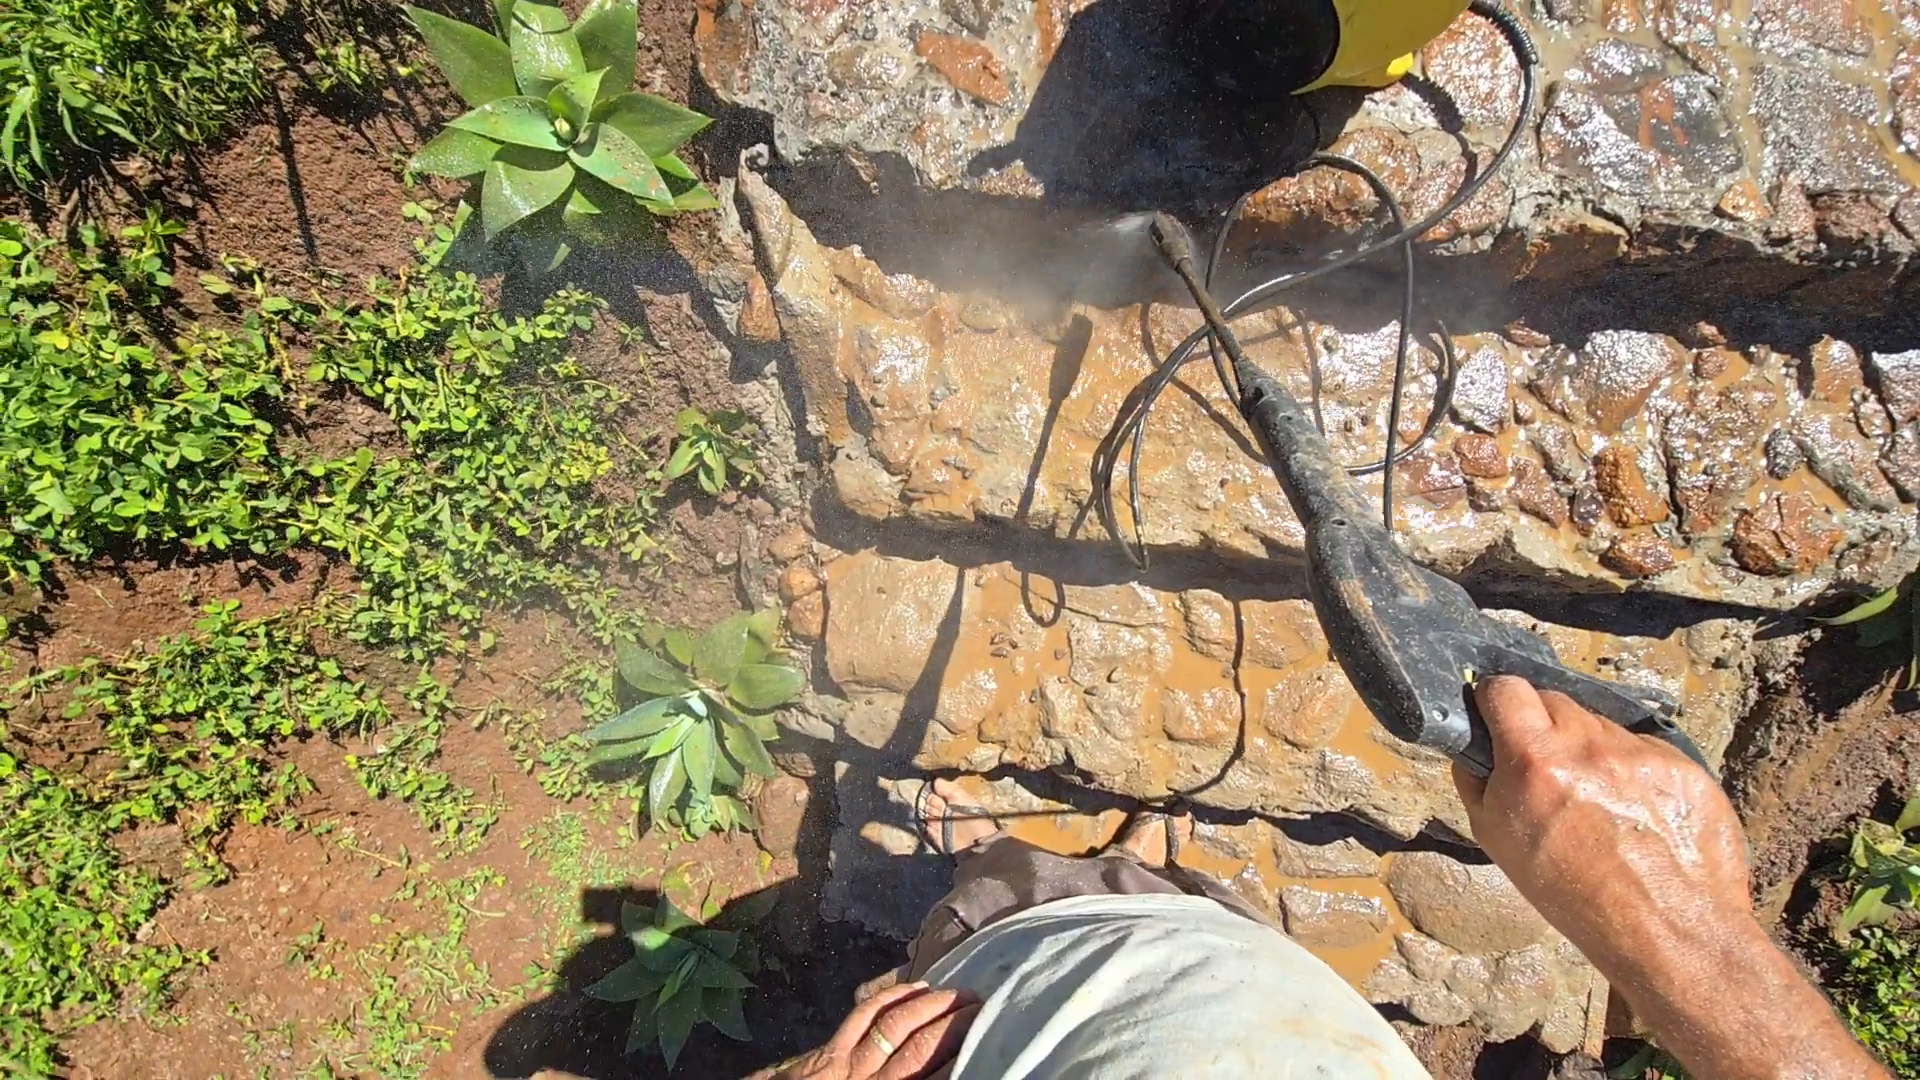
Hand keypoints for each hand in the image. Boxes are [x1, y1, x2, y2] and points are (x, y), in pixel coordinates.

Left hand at [772, 982, 978, 1079]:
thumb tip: (938, 1068)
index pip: (928, 1070)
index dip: (958, 1046)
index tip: (985, 1027)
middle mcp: (867, 1079)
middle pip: (918, 1046)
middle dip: (951, 1022)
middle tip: (980, 1003)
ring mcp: (845, 1063)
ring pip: (894, 1024)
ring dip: (928, 1005)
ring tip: (956, 993)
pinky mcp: (827, 1052)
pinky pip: (864, 1015)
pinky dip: (892, 997)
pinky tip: (913, 988)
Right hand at [1453, 677, 1888, 1079]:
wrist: (1667, 930)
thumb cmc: (1565, 886)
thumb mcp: (1491, 833)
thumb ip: (1476, 776)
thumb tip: (1474, 744)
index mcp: (1533, 757)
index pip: (1506, 688)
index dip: (1494, 697)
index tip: (1494, 714)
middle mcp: (1588, 745)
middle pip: (1553, 699)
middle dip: (1540, 721)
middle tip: (1542, 759)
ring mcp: (1641, 753)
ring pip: (1597, 722)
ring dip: (1585, 743)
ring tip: (1593, 790)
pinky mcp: (1685, 766)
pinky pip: (1641, 746)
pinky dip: (1628, 765)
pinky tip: (1633, 804)